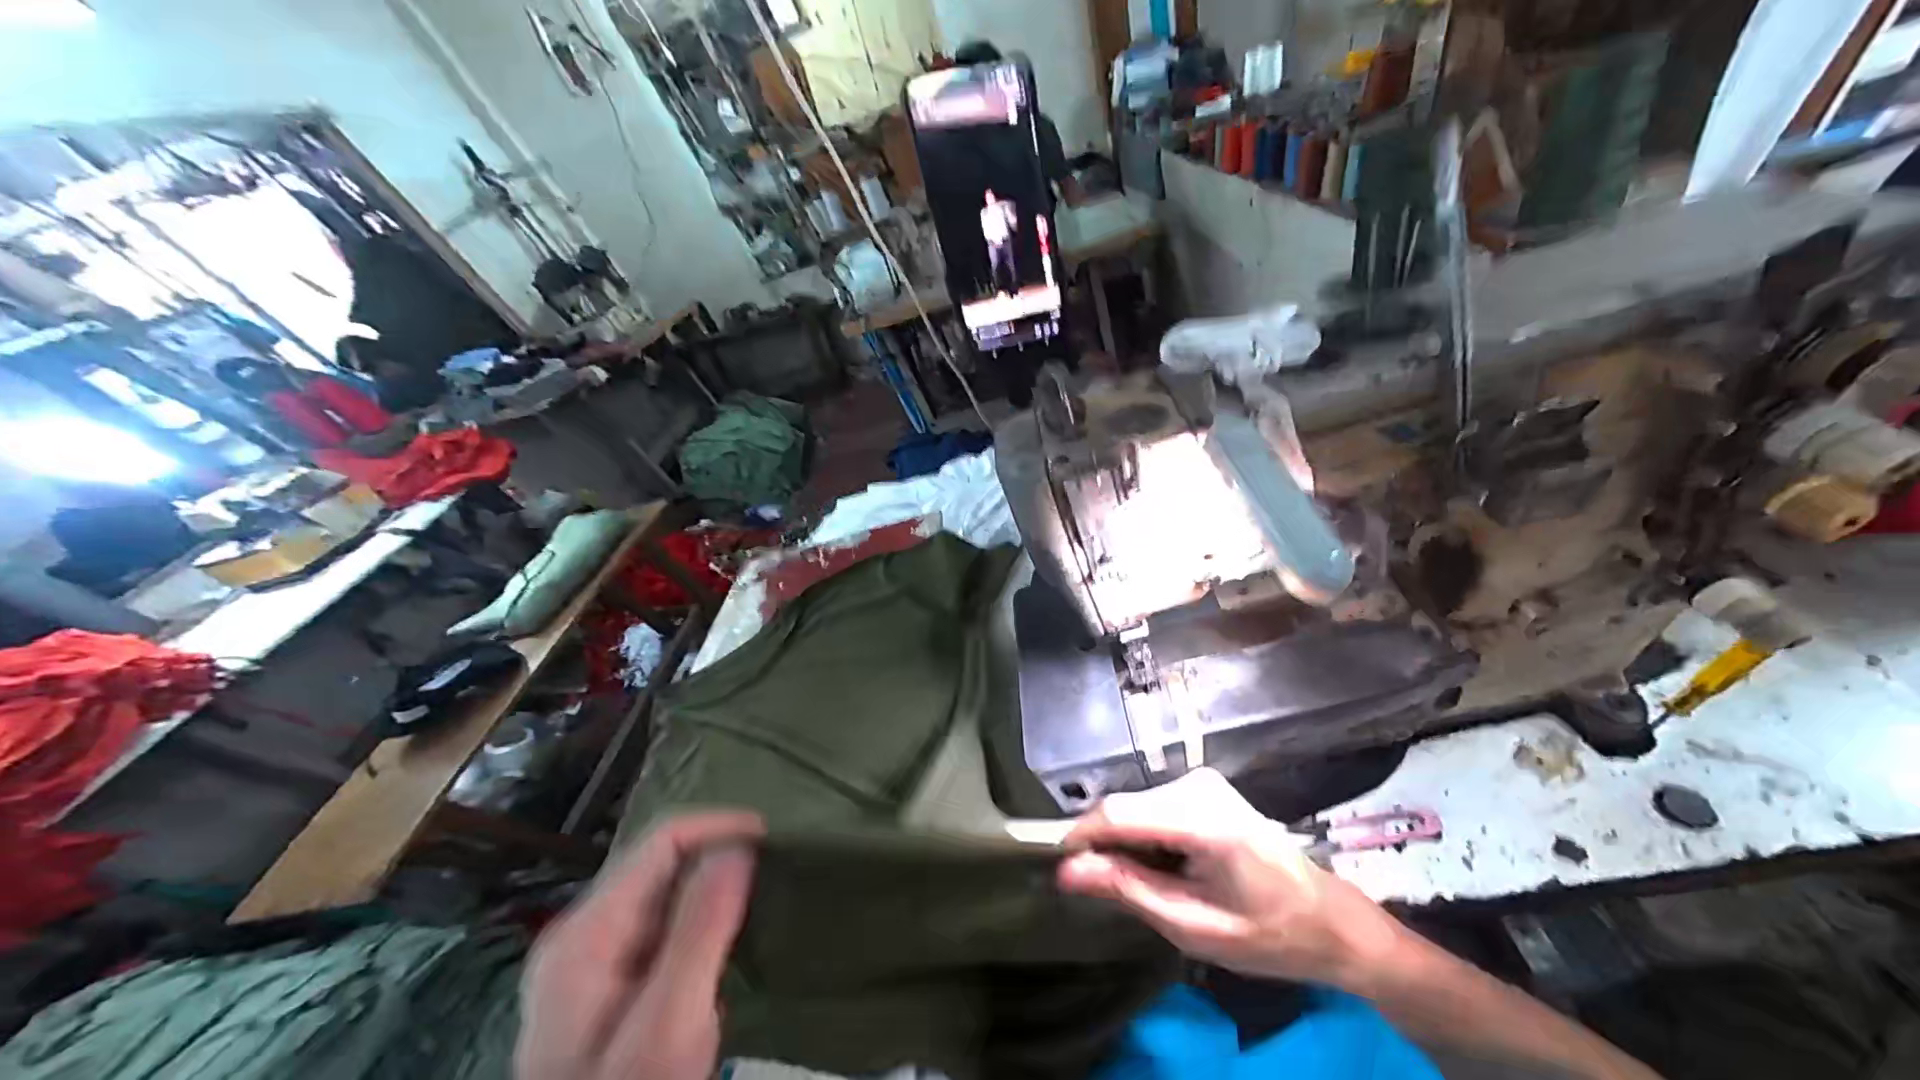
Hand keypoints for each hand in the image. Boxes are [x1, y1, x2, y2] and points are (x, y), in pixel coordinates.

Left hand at [516, 811, 761, 1079]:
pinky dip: (703, 920)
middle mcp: (584, 934)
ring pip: (665, 894)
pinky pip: (663, 928)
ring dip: (716, 887)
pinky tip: (733, 937)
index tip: (777, 841)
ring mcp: (592, 963)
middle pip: (661, 863)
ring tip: (767, 894)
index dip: (721, 827)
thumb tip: (740, 846)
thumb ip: (700, 931)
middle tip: (780, 869)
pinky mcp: (609, 989)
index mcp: (588, 931)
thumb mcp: (669, 1026)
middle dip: (721, 855)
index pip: (662, 841)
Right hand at [1057, 769, 1407, 989]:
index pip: (1118, 813)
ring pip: (1134, 807)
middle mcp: (1199, 787)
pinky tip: (1169, 867)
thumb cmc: (1269, 935)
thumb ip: (1129, 891)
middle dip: (1106, 848)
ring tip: (1150, 886)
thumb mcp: (1194, 927)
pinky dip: (1144, 837)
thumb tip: (1067, 872)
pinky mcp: (1202, 787)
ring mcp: (1202, 782)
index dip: (1081, 838)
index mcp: (1204, 820)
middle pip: (1123, 808)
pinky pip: (1150, 806)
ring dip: (1126, 845)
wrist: (1330, 921)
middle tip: (1114, 896)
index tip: (1061, 873)